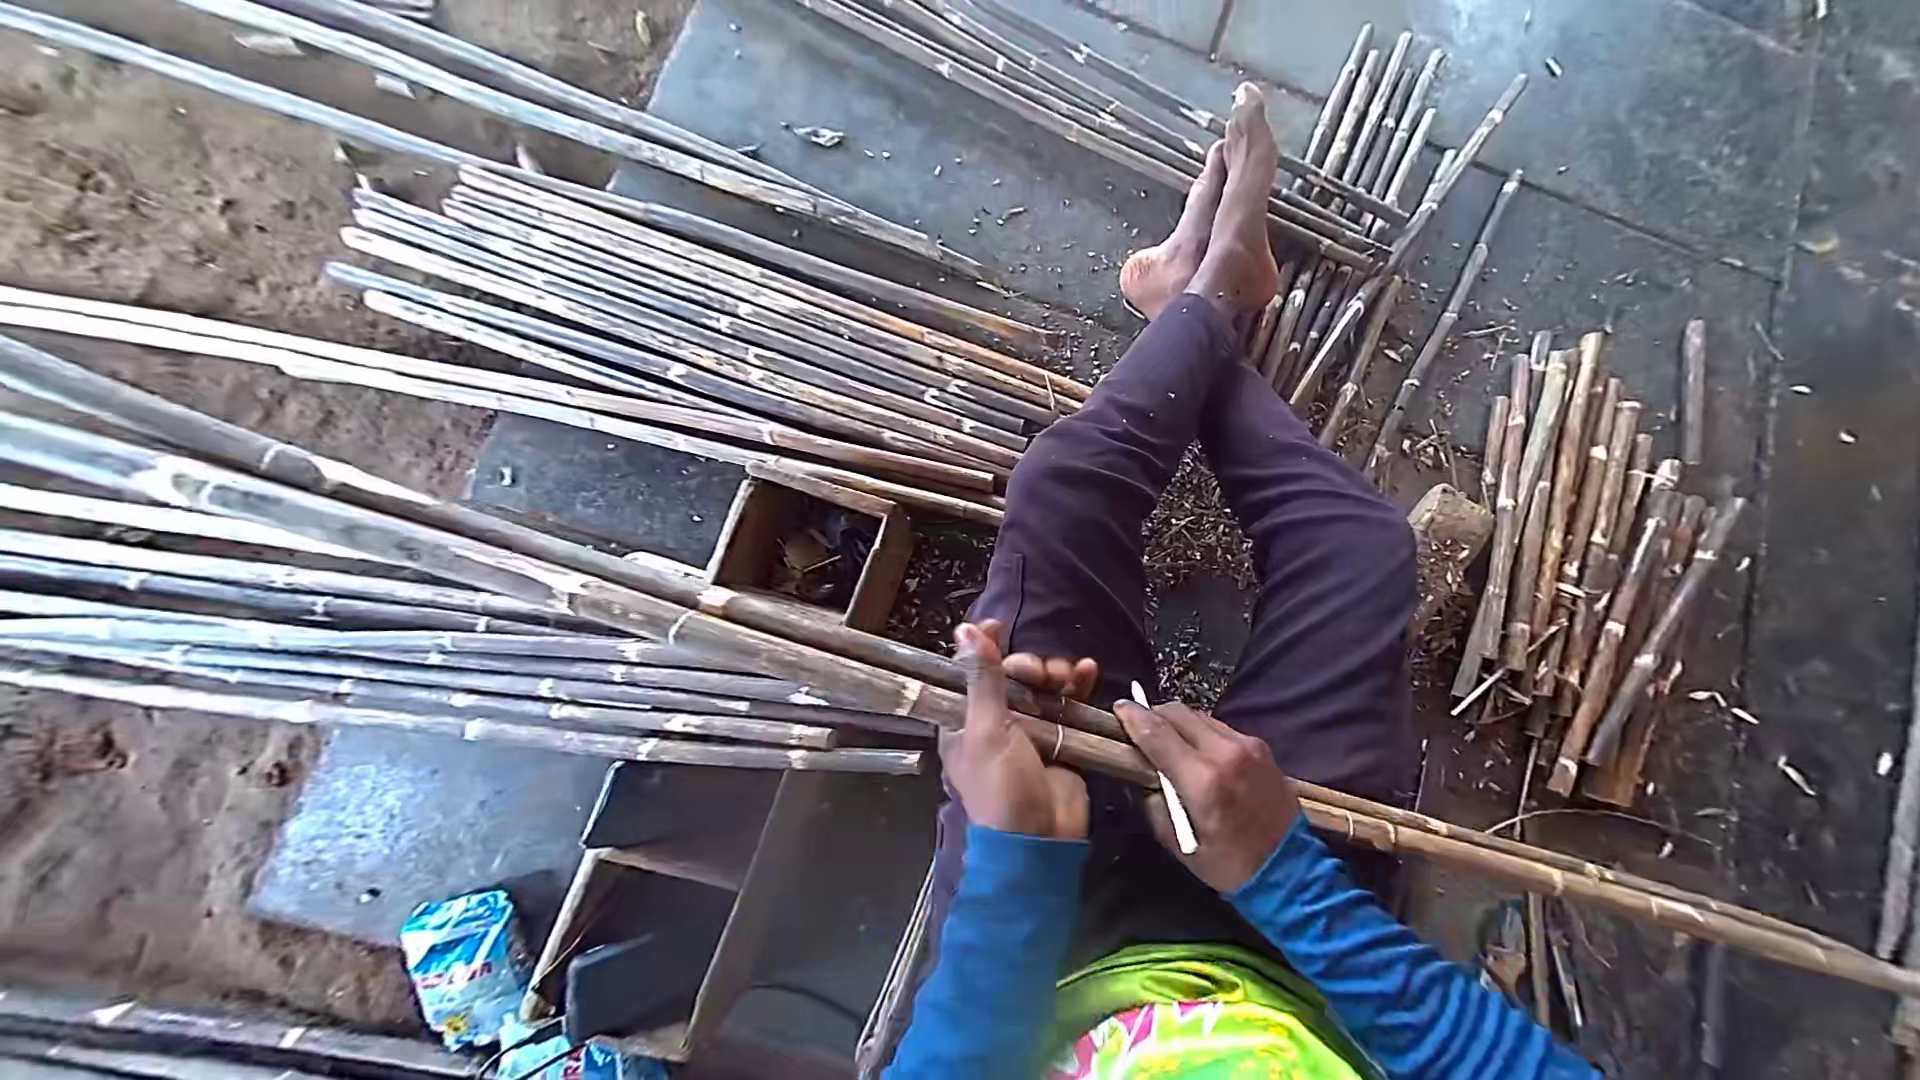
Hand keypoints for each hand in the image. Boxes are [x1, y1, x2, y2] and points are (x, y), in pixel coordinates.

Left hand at [940, 621, 1089, 839]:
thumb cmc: (1000, 785)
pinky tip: (1089, 672)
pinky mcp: (1060, 738)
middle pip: (1012, 674)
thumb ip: (981, 678)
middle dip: (1029, 665)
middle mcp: (994, 719)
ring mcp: (1029, 728)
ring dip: (1056, 672)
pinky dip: (1078, 685)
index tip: (999, 625)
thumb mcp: (986, 728)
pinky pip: (1068, 703)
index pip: (971, 671)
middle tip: (1038, 672)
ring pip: (1042, 685)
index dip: (984, 647)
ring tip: (1067, 675)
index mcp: (965, 718)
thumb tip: (965, 629)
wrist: (1040, 840)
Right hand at [1115, 700, 1298, 891]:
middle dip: (1153, 714)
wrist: (1293, 874)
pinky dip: (1200, 732)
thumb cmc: (1229, 865)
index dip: (1132, 715)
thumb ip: (1152, 800)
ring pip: (1198, 715)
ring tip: (1168, 740)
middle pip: (1176, 712)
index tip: (1118, 709)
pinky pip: (1218, 726)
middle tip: (1140, 727)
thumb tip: (1139, 770)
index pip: (1155, 731)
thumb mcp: (1177, 842)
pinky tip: (1197, 751)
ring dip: (1177, 722)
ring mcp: (1247, 746)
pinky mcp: (1260, 746)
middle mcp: (1225, 753)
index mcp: (1202, 780)